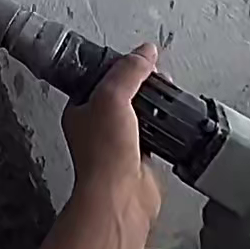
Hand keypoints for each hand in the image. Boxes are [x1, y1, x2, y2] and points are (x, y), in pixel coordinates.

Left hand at [61, 42, 161, 221]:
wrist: (121, 196)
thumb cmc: (104, 154)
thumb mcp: (113, 97)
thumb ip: (129, 71)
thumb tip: (145, 52)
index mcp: (80, 108)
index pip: (100, 75)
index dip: (120, 64)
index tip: (138, 58)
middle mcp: (95, 124)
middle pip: (121, 93)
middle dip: (141, 83)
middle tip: (157, 76)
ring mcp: (116, 141)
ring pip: (137, 112)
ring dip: (152, 104)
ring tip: (166, 93)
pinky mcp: (137, 156)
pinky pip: (151, 134)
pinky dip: (162, 127)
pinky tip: (169, 122)